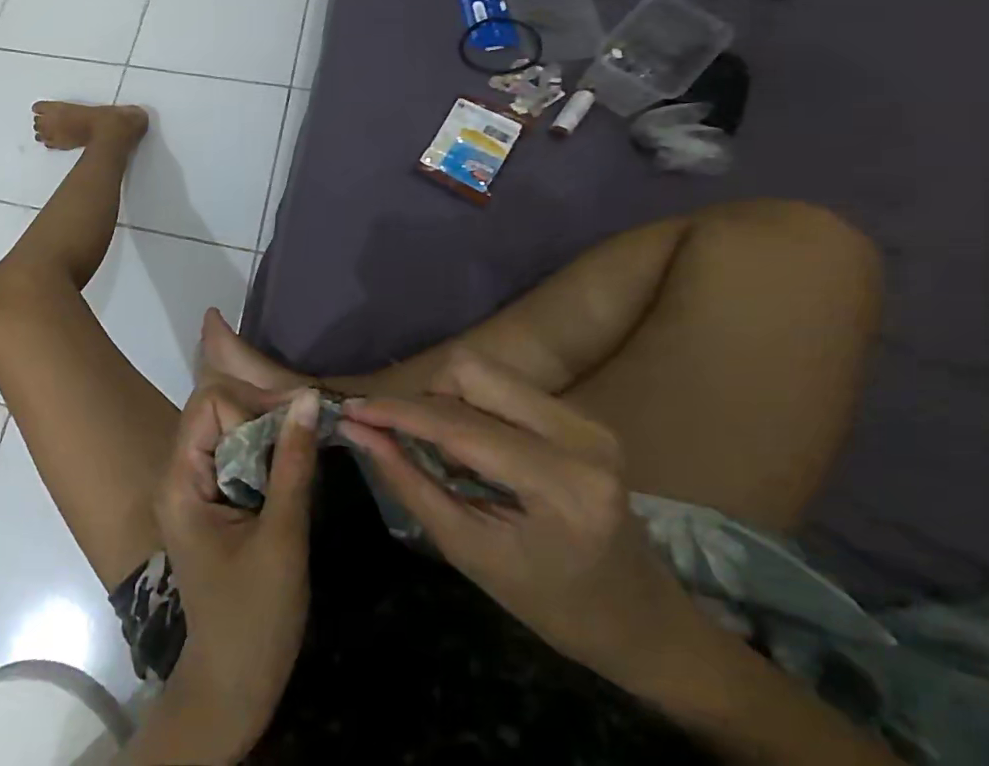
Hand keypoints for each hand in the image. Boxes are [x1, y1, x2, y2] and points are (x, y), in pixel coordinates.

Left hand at [140, 377, 320, 762]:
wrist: (234, 680)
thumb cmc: (256, 613)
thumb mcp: (282, 535)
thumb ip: (293, 463)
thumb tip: (308, 398)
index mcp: (181, 482)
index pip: (211, 403)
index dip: (255, 402)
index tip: (300, 422)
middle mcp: (180, 476)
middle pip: (218, 410)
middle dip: (265, 411)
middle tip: (310, 433)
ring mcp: (196, 489)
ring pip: (230, 430)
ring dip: (271, 431)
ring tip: (310, 445)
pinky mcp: (214, 502)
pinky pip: (238, 455)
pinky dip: (268, 452)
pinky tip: (296, 466)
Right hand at [338, 353, 693, 678]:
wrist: (637, 615)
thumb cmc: (551, 606)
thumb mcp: (471, 552)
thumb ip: (412, 484)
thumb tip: (360, 434)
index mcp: (562, 483)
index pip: (461, 425)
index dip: (399, 411)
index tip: (351, 410)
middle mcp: (582, 434)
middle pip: (476, 372)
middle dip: (426, 397)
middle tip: (402, 437)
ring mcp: (589, 419)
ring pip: (490, 374)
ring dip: (450, 402)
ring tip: (443, 455)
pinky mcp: (584, 415)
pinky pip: (508, 389)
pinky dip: (475, 410)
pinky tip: (475, 453)